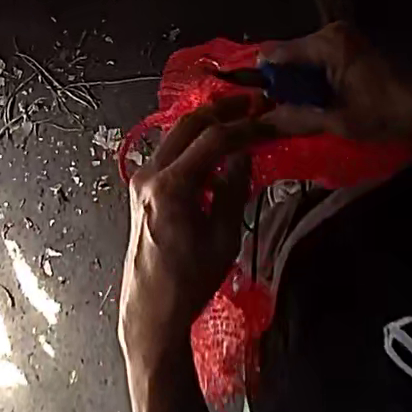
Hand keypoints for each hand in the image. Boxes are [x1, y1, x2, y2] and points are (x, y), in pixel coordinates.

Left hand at [119, 95, 263, 358]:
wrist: (151, 308)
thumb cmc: (190, 281)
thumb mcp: (224, 236)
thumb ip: (234, 188)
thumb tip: (245, 153)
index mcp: (170, 187)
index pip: (213, 140)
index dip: (246, 126)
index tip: (271, 119)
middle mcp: (149, 174)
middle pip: (188, 124)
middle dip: (223, 110)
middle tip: (254, 102)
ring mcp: (141, 179)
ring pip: (175, 134)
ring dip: (206, 122)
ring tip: (238, 117)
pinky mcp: (140, 187)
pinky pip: (169, 152)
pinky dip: (193, 142)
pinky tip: (215, 148)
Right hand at [260, 22, 411, 140]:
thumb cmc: (388, 111)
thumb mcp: (339, 121)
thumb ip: (296, 118)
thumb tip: (260, 122)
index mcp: (324, 44)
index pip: (273, 54)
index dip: (262, 79)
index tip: (257, 103)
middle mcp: (329, 33)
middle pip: (287, 55)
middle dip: (281, 84)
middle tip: (280, 113)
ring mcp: (342, 37)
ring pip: (302, 59)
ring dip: (299, 84)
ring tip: (302, 111)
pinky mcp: (352, 46)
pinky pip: (319, 60)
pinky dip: (314, 80)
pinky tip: (320, 101)